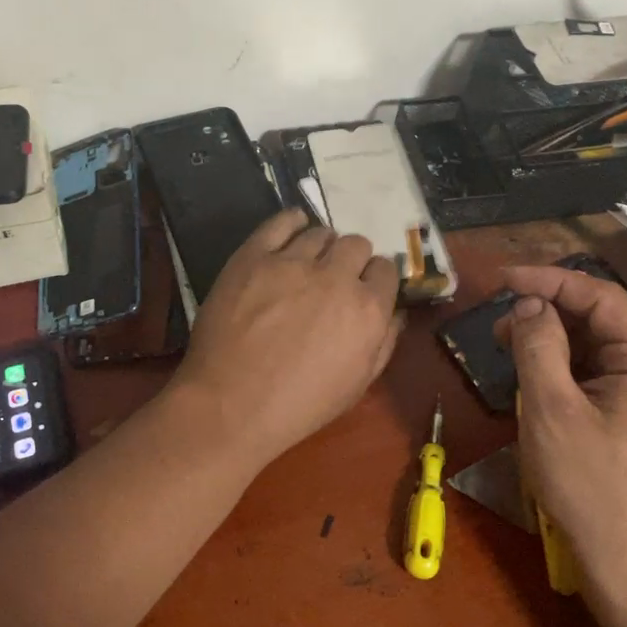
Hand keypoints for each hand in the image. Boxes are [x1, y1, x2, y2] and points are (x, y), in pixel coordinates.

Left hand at [176, 210, 402, 462]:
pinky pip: (281, 222)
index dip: (375, 279)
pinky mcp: (253, 255)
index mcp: (368, 309)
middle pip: (356, 244)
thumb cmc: (299, 405)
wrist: (231, 403)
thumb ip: (384, 343)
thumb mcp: (358, 385)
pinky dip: (291, 222)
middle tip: (332, 279)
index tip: (362, 289)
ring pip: (320, 232)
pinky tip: (291, 230)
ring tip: (307, 263)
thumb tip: (395, 314)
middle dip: (350, 260)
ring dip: (321, 245)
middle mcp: (336, 276)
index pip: (386, 269)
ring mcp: (292, 261)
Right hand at [500, 266, 626, 602]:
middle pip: (602, 321)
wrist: (626, 565)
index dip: (552, 281)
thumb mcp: (551, 411)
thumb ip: (539, 347)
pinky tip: (533, 374)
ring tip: (509, 346)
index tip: (504, 280)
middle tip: (500, 322)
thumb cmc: (588, 486)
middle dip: (549, 312)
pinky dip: (563, 366)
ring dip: (552, 338)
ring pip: (597, 347)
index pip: (603, 299)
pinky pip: (599, 375)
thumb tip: (530, 305)